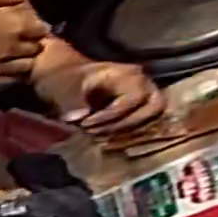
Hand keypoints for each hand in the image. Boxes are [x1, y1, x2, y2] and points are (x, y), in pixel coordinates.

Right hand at [0, 0, 48, 83]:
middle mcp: (12, 48)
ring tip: (15, 59)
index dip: (37, 29)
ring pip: (22, 66)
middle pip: (34, 49)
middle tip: (23, 44)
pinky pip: (4, 79)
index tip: (30, 28)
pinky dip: (9, 76)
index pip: (42, 29)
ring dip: (22, 62)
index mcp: (17, 27)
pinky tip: (5, 72)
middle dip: (32, 46)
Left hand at [34, 59, 165, 132]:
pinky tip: (100, 140)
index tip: (83, 124)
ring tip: (94, 136)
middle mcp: (144, 86)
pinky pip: (141, 125)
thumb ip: (71, 101)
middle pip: (154, 108)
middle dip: (124, 125)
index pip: (135, 99)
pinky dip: (123, 135)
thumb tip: (78, 119)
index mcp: (129, 76)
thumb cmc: (65, 79)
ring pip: (151, 119)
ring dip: (124, 132)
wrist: (64, 78)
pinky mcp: (135, 110)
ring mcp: (143, 98)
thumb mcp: (63, 86)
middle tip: (92, 132)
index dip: (112, 115)